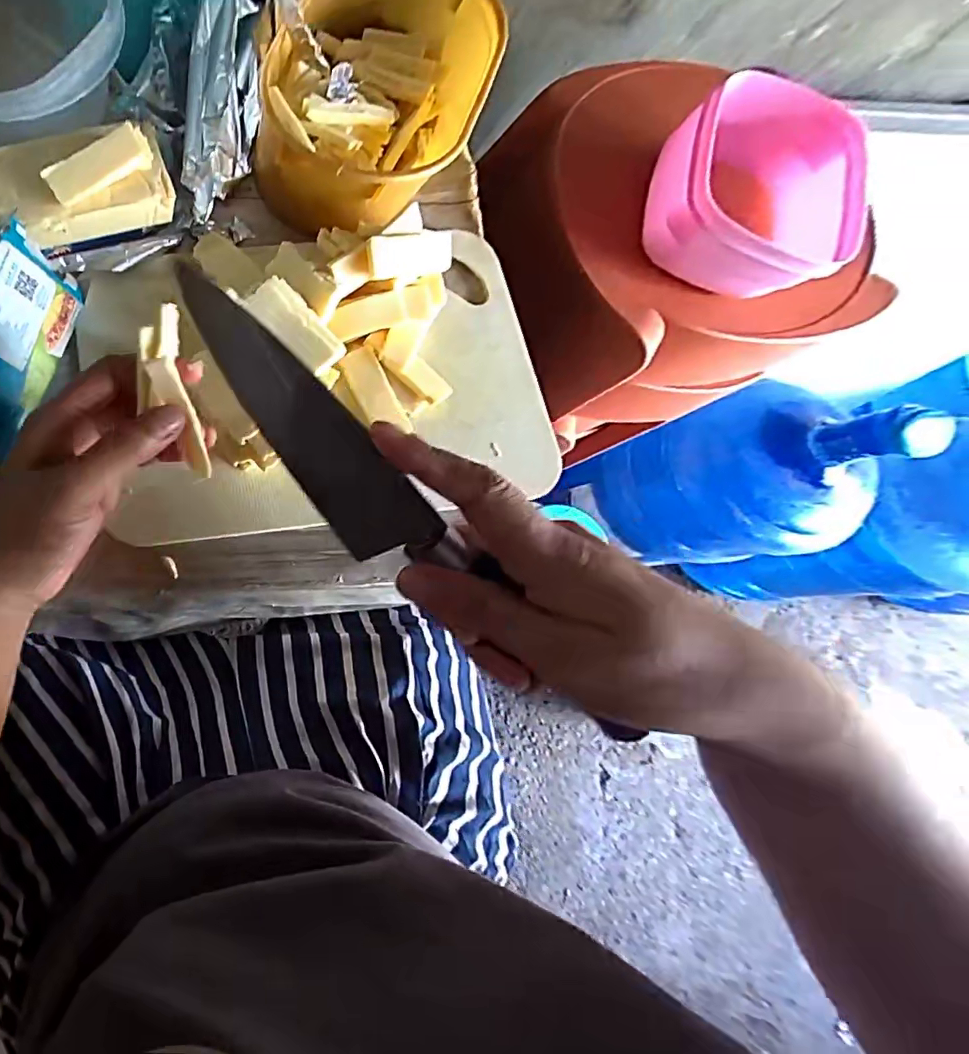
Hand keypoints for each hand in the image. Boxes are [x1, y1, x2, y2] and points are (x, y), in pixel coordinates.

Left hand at [0, 354, 205, 613]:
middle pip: (124, 400)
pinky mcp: (94, 487)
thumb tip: (175, 412)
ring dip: (166, 430)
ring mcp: (84, 460)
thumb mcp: (76, 487)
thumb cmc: (29, 531)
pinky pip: (130, 459)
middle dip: (165, 401)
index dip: (148, 370)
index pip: (107, 376)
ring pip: (131, 430)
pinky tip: (182, 459)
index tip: (189, 378)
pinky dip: (156, 455)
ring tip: (206, 438)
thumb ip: (123, 449)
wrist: (4, 583)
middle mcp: (72, 432)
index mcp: (58, 420)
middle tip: (208, 411)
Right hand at [372, 423, 854, 751]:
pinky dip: (501, 636)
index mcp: (548, 551)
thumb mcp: (558, 654)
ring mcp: (547, 567)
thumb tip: (409, 574)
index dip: (425, 462)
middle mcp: (542, 546)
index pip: (476, 492)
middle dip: (456, 605)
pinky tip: (533, 667)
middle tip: (498, 657)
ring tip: (527, 672)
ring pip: (472, 585)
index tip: (380, 434)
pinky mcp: (554, 586)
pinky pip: (497, 600)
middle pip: (457, 554)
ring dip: (482, 631)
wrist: (747, 694)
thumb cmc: (660, 671)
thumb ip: (479, 611)